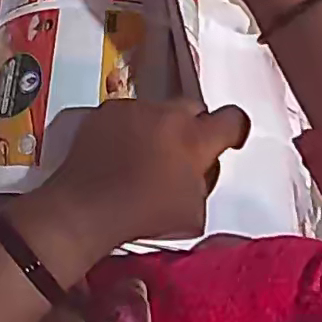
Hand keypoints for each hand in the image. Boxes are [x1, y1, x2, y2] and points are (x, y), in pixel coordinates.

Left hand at [32, 99, 250, 248]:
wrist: (88, 206)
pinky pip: (127, 113)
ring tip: (143, 155)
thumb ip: (205, 178)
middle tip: (181, 152)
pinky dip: (128, 126)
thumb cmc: (143, 213)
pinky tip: (119, 150)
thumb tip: (201, 167)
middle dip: (192, 126)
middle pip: (192, 108)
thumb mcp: (193, 209)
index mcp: (195, 138)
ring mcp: (134, 108)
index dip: (233, 129)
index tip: (228, 138)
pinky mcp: (107, 110)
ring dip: (157, 126)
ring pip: (157, 110)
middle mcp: (166, 114)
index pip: (233, 119)